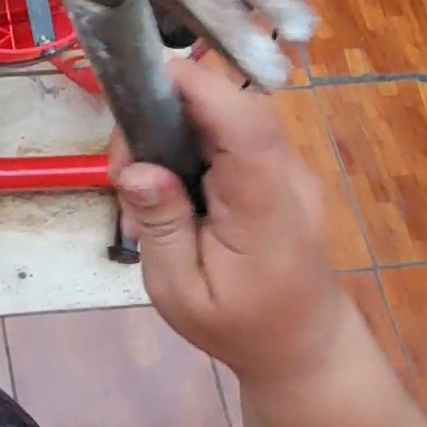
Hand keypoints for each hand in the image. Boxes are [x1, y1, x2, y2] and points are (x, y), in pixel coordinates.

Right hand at [107, 59, 347, 387]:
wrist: (304, 347)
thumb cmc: (240, 327)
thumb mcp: (180, 293)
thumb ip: (161, 228)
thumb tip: (136, 169)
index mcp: (264, 208)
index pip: (246, 125)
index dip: (198, 88)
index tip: (142, 79)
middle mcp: (285, 175)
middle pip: (225, 109)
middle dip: (159, 116)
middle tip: (122, 173)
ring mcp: (284, 169)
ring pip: (219, 118)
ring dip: (167, 135)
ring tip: (142, 195)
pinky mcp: (274, 170)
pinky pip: (224, 136)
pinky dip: (184, 148)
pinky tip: (168, 193)